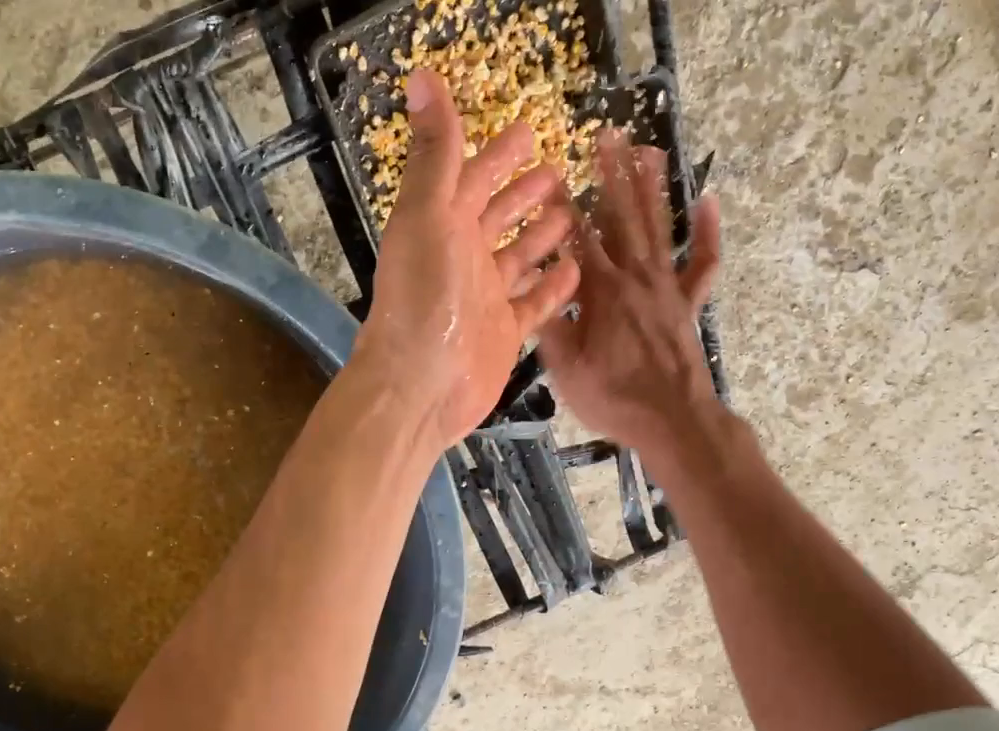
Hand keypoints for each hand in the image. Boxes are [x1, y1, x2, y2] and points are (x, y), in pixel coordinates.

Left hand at [350, 69, 581, 449]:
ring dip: (542, 234)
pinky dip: (553, 286)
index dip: (497, 154)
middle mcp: (460, 259)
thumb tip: (421, 77)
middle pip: (496, 217)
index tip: (528, 130)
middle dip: (524, 192)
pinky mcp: (504, 334)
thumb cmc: (420, 299)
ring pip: (518, 257)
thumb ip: (433, 152)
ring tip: (574, 211)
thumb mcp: (425, 215)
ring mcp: (483, 298)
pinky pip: (534, 304)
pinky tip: (578, 269)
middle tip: (558, 169)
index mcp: (439, 226)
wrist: (420, 385)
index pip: (471, 179)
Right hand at [538, 129, 723, 466]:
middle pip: (622, 219)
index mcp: (601, 294)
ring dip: (652, 189)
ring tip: (648, 150)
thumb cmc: (613, 398)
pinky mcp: (687, 304)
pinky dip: (708, 231)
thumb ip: (549, 324)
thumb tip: (526, 286)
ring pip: (658, 228)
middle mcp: (635, 280)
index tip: (549, 175)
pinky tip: (707, 200)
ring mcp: (666, 288)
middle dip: (613, 176)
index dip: (562, 207)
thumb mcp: (566, 368)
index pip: (578, 240)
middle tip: (609, 135)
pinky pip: (703, 262)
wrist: (674, 420)